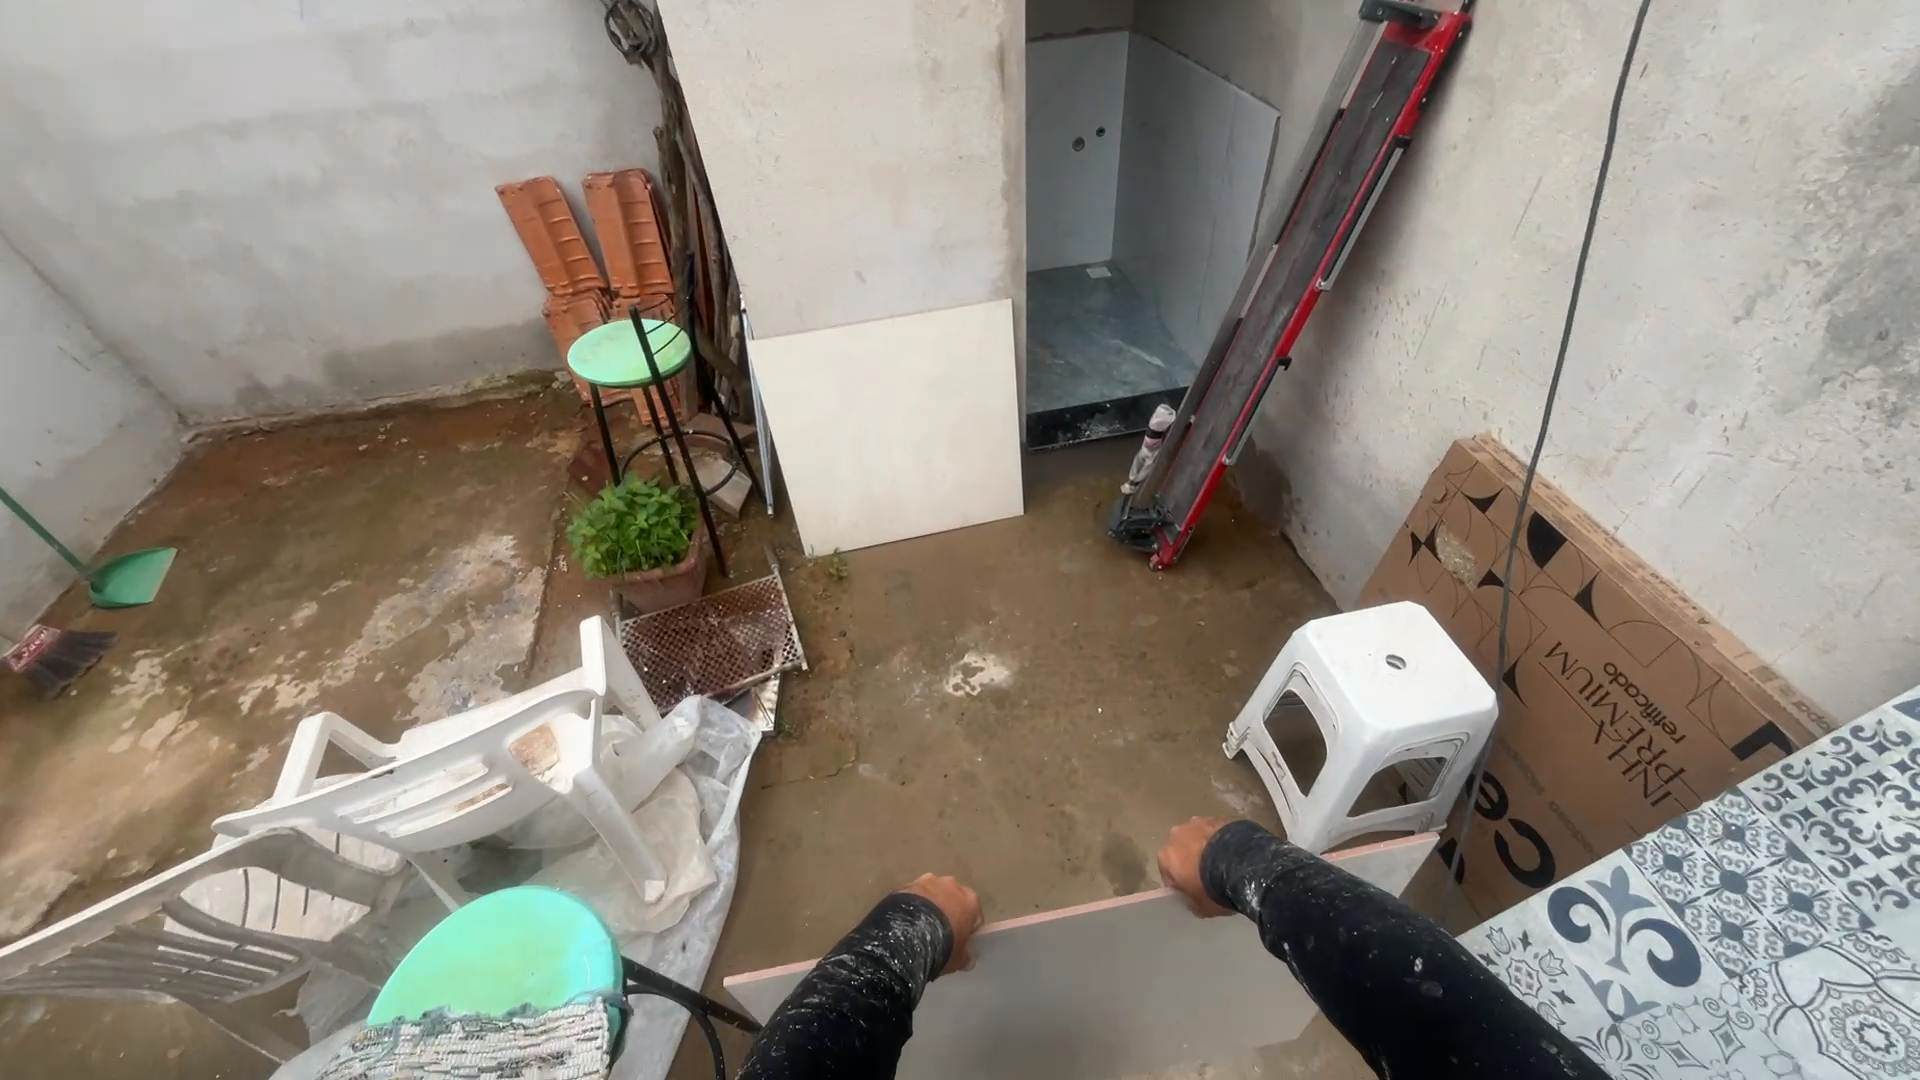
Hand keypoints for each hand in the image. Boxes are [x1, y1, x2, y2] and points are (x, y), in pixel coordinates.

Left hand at [900, 873, 982, 973]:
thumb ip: (966, 956)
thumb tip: (968, 958)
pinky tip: (908, 921)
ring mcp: (930, 881)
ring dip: (931, 905)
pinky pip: (916, 894)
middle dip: (949, 911)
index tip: (961, 941)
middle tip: (940, 932)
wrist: (909, 933)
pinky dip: (914, 903)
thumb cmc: (943, 946)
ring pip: (934, 893)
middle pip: (954, 899)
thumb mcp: (959, 960)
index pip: (975, 915)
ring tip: (921, 926)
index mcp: (971, 901)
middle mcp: (953, 885)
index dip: (969, 929)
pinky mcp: (910, 882)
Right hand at [1157, 816, 1235, 916]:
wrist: (1243, 864)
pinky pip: (1216, 831)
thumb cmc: (1214, 889)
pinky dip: (1222, 840)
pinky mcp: (1218, 816)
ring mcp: (1198, 822)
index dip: (1180, 884)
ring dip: (1206, 847)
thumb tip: (1192, 898)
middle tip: (1209, 875)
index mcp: (1166, 856)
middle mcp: (1176, 834)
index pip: (1168, 873)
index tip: (1193, 891)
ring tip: (1224, 862)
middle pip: (1181, 849)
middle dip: (1191, 860)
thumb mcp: (1200, 907)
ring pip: (1198, 837)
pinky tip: (1235, 853)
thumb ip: (1191, 901)